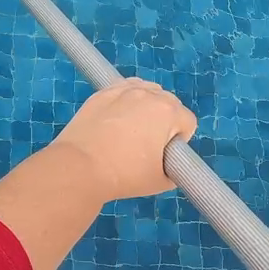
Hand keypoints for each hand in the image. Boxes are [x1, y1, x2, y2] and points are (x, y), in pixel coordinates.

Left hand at [48, 77, 196, 200]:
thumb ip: (175, 166)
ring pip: (146, 91)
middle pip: (168, 102)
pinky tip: (117, 117)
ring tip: (132, 129)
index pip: (187, 121)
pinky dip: (125, 99)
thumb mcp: (162, 180)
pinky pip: (123, 89)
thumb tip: (168, 159)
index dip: (179, 140)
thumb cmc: (125, 175)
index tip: (163, 154)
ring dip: (146, 106)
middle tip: (148, 143)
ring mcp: (122, 90)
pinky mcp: (101, 92)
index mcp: (167, 112)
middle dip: (164, 121)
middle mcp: (147, 94)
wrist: (80, 166)